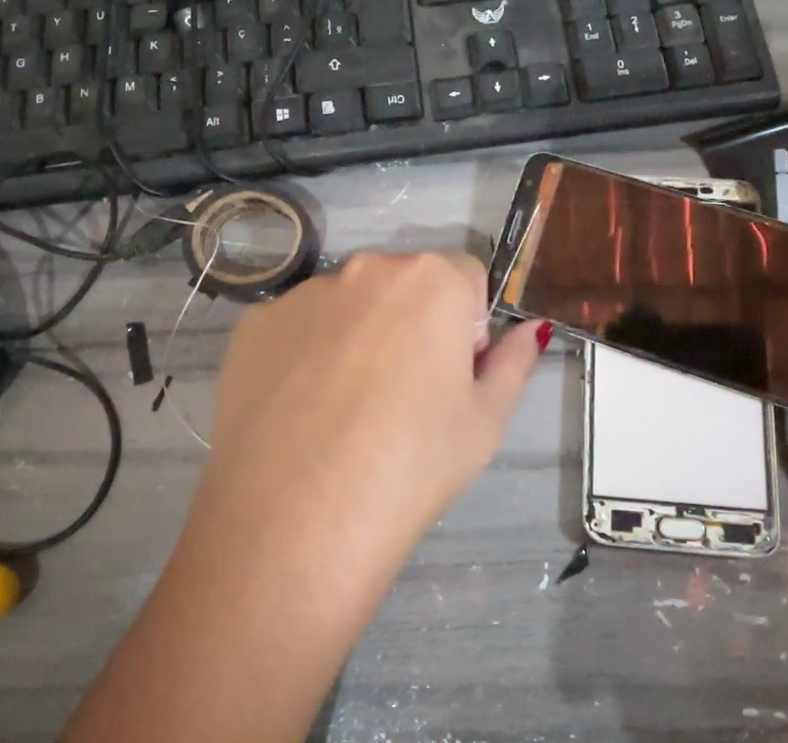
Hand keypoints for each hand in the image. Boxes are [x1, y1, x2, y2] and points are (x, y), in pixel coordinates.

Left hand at [65, 255, 546, 742]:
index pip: (464, 278)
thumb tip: (534, 330)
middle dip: (412, 325)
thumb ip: (514, 363)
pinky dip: (305, 356)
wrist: (296, 518)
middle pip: (403, 285)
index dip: (466, 326)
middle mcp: (365, 269)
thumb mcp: (485, 422)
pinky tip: (303, 414)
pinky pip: (296, 329)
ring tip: (345, 413)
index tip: (451, 377)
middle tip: (403, 399)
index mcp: (432, 281)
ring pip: (347, 305)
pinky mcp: (253, 326)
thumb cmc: (412, 466)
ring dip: (357, 337)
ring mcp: (302, 295)